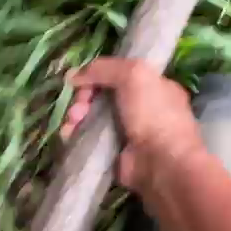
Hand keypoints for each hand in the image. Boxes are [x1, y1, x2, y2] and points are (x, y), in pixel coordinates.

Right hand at [64, 57, 206, 189]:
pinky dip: (75, 134)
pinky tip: (69, 135)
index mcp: (152, 86)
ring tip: (72, 124)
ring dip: (75, 116)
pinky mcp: (113, 151)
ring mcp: (127, 131)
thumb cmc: (153, 113)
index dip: (95, 76)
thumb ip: (102, 68)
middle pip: (100, 95)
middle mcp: (141, 107)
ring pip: (91, 116)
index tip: (79, 82)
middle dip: (82, 98)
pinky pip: (88, 137)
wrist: (162, 162)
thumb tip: (73, 75)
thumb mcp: (133, 75)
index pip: (117, 74)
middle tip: (77, 109)